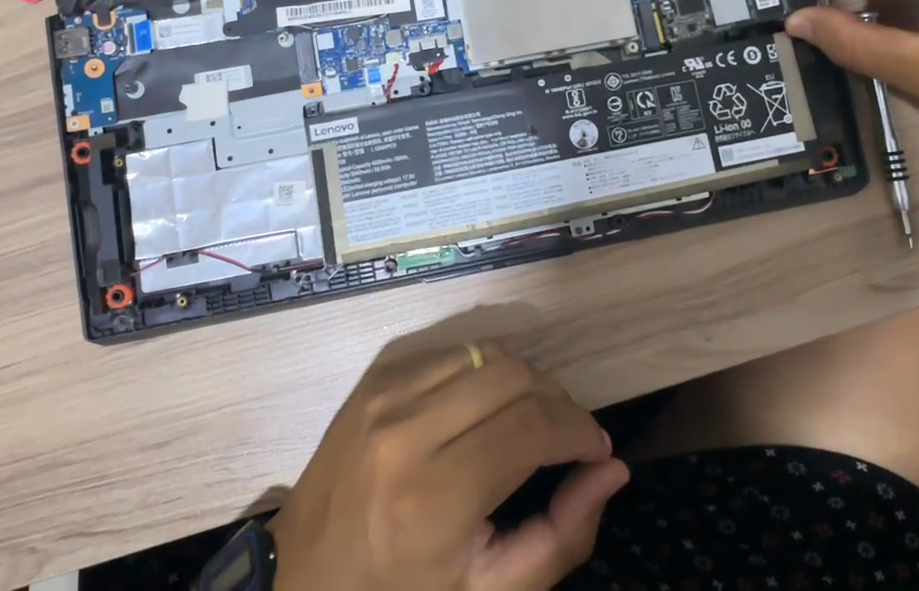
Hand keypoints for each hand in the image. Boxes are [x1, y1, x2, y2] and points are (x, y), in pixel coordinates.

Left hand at [268, 342, 628, 590]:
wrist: (308, 571)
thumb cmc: (403, 589)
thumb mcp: (489, 589)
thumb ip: (561, 535)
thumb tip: (610, 468)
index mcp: (434, 495)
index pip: (534, 425)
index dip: (581, 430)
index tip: (596, 450)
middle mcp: (407, 431)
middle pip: (516, 377)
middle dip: (560, 402)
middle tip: (569, 437)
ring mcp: (385, 395)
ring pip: (488, 354)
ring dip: (526, 381)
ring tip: (533, 420)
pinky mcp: (376, 378)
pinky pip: (454, 352)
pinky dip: (486, 372)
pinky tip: (488, 407)